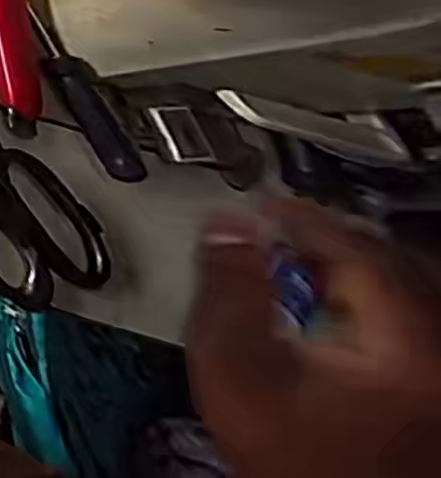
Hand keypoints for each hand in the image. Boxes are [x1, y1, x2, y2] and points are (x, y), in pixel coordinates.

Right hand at [187, 199, 440, 477]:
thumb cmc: (281, 442)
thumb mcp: (230, 355)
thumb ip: (228, 283)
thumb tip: (228, 225)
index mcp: (403, 349)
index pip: (364, 256)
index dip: (310, 221)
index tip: (269, 204)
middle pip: (409, 272)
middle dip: (344, 237)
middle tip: (287, 222)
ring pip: (424, 297)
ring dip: (366, 264)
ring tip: (310, 252)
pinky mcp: (437, 397)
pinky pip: (424, 323)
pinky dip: (382, 295)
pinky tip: (341, 299)